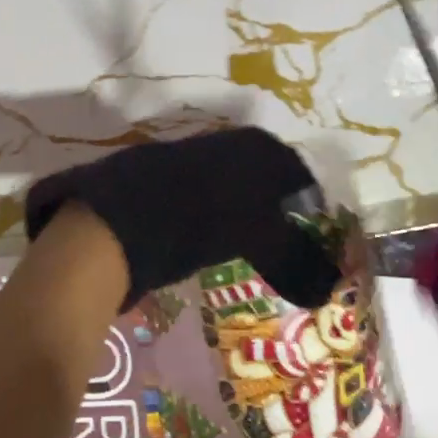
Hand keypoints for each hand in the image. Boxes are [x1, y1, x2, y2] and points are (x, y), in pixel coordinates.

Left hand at [25, 128, 338, 310]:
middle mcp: (220, 146)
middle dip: (272, 214)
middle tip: (282, 250)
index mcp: (252, 148)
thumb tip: (326, 291)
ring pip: (225, 192)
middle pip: (259, 181)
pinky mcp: (150, 186)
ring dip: (238, 220)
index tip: (310, 237)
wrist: (111, 225)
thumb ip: (292, 262)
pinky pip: (194, 205)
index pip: (294, 173)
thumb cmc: (196, 223)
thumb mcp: (255, 239)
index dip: (306, 207)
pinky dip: (206, 226)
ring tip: (247, 254)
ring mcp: (182, 164)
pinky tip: (204, 249)